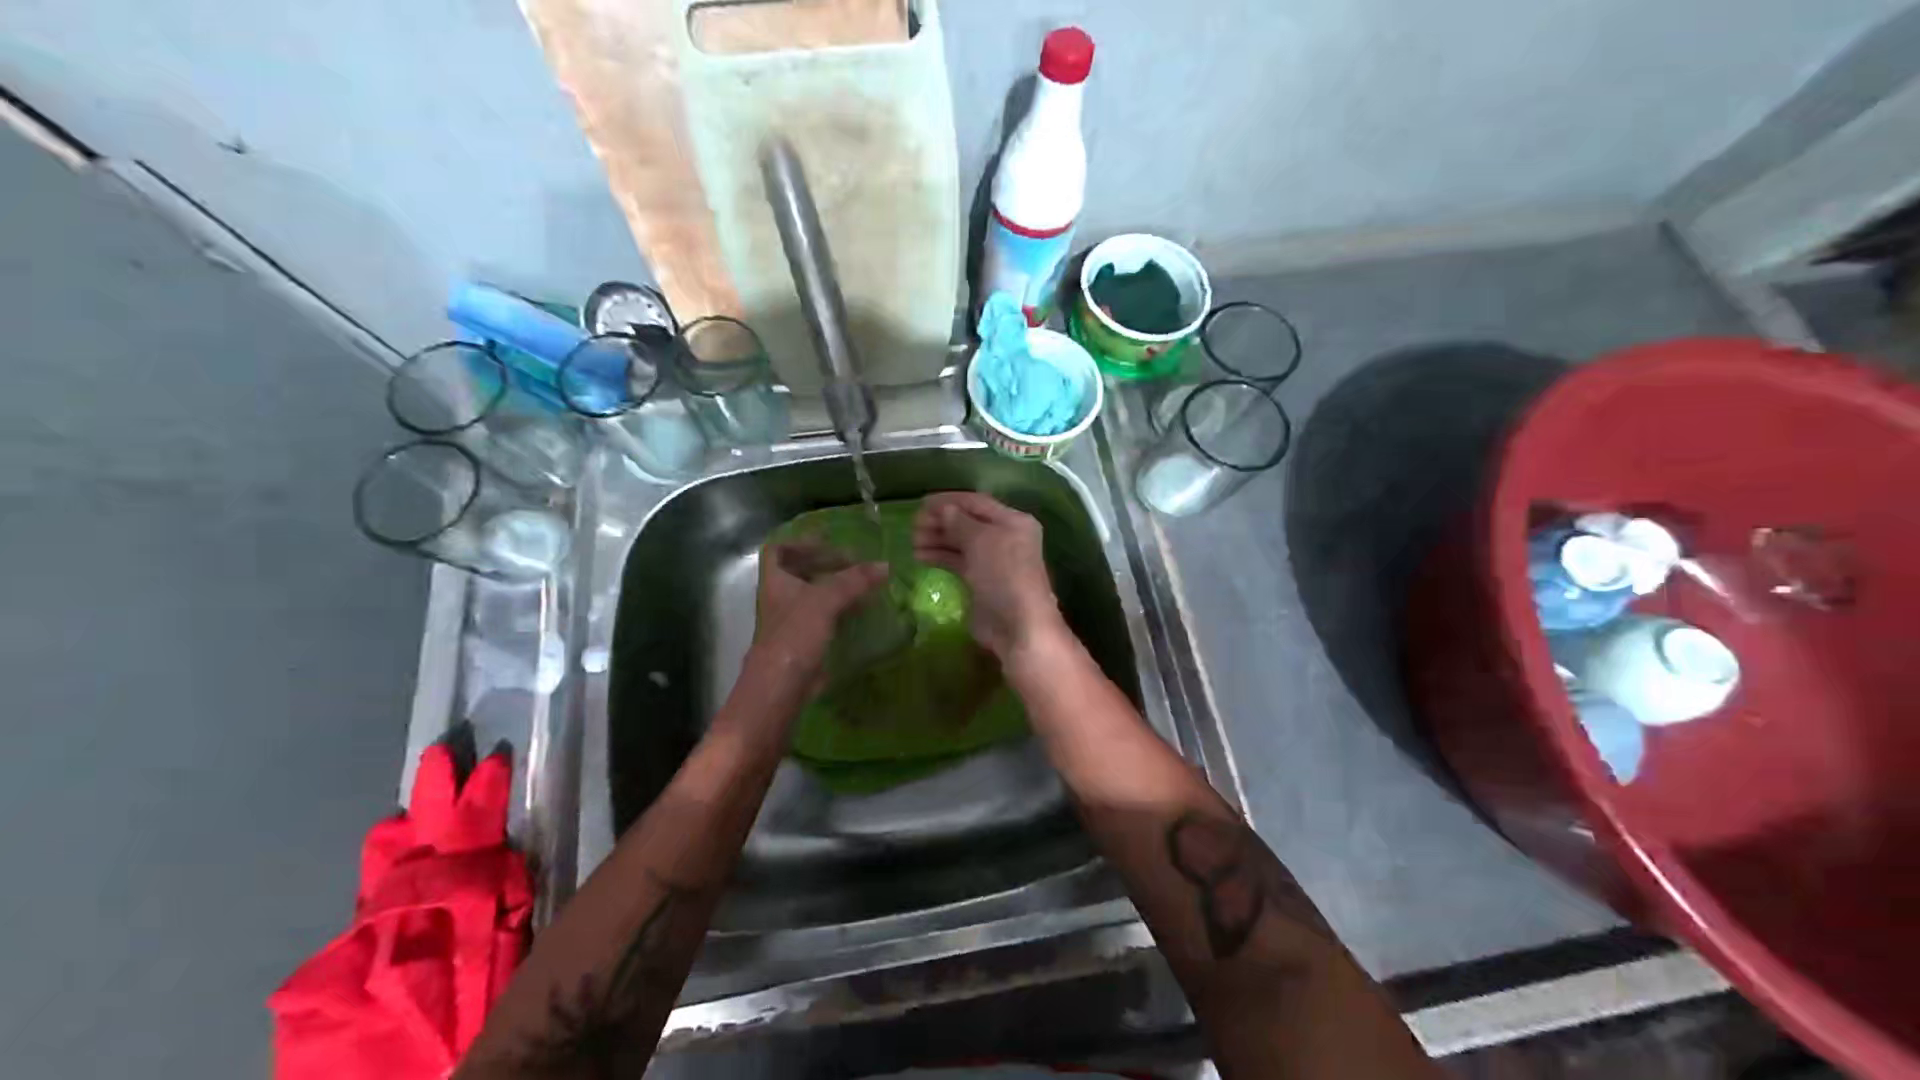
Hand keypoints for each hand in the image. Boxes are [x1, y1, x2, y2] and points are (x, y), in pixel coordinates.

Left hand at [748, 543, 887, 697]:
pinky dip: (840, 612)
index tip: (828, 543)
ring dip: (836, 589)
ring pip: (813, 596)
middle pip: (799, 572)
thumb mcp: (825, 601)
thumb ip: (854, 581)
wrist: (781, 687)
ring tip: (864, 586)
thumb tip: (885, 564)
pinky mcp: (804, 644)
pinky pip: (823, 619)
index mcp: (776, 582)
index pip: (778, 551)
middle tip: (855, 564)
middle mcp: (780, 598)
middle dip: (826, 565)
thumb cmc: (795, 636)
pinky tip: (861, 614)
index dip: (800, 542)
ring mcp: (791, 623)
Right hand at [912, 493, 1069, 662]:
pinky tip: (920, 555)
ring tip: (912, 541)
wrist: (1018, 625)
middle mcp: (1005, 537)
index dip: (948, 500)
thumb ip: (959, 521)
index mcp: (1012, 521)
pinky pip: (958, 561)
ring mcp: (993, 561)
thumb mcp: (981, 540)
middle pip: (968, 522)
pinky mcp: (982, 581)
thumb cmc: (1003, 575)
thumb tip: (943, 509)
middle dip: (940, 520)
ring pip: (961, 542)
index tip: (921, 503)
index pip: (976, 502)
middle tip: (913, 525)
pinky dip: (940, 556)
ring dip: (937, 538)